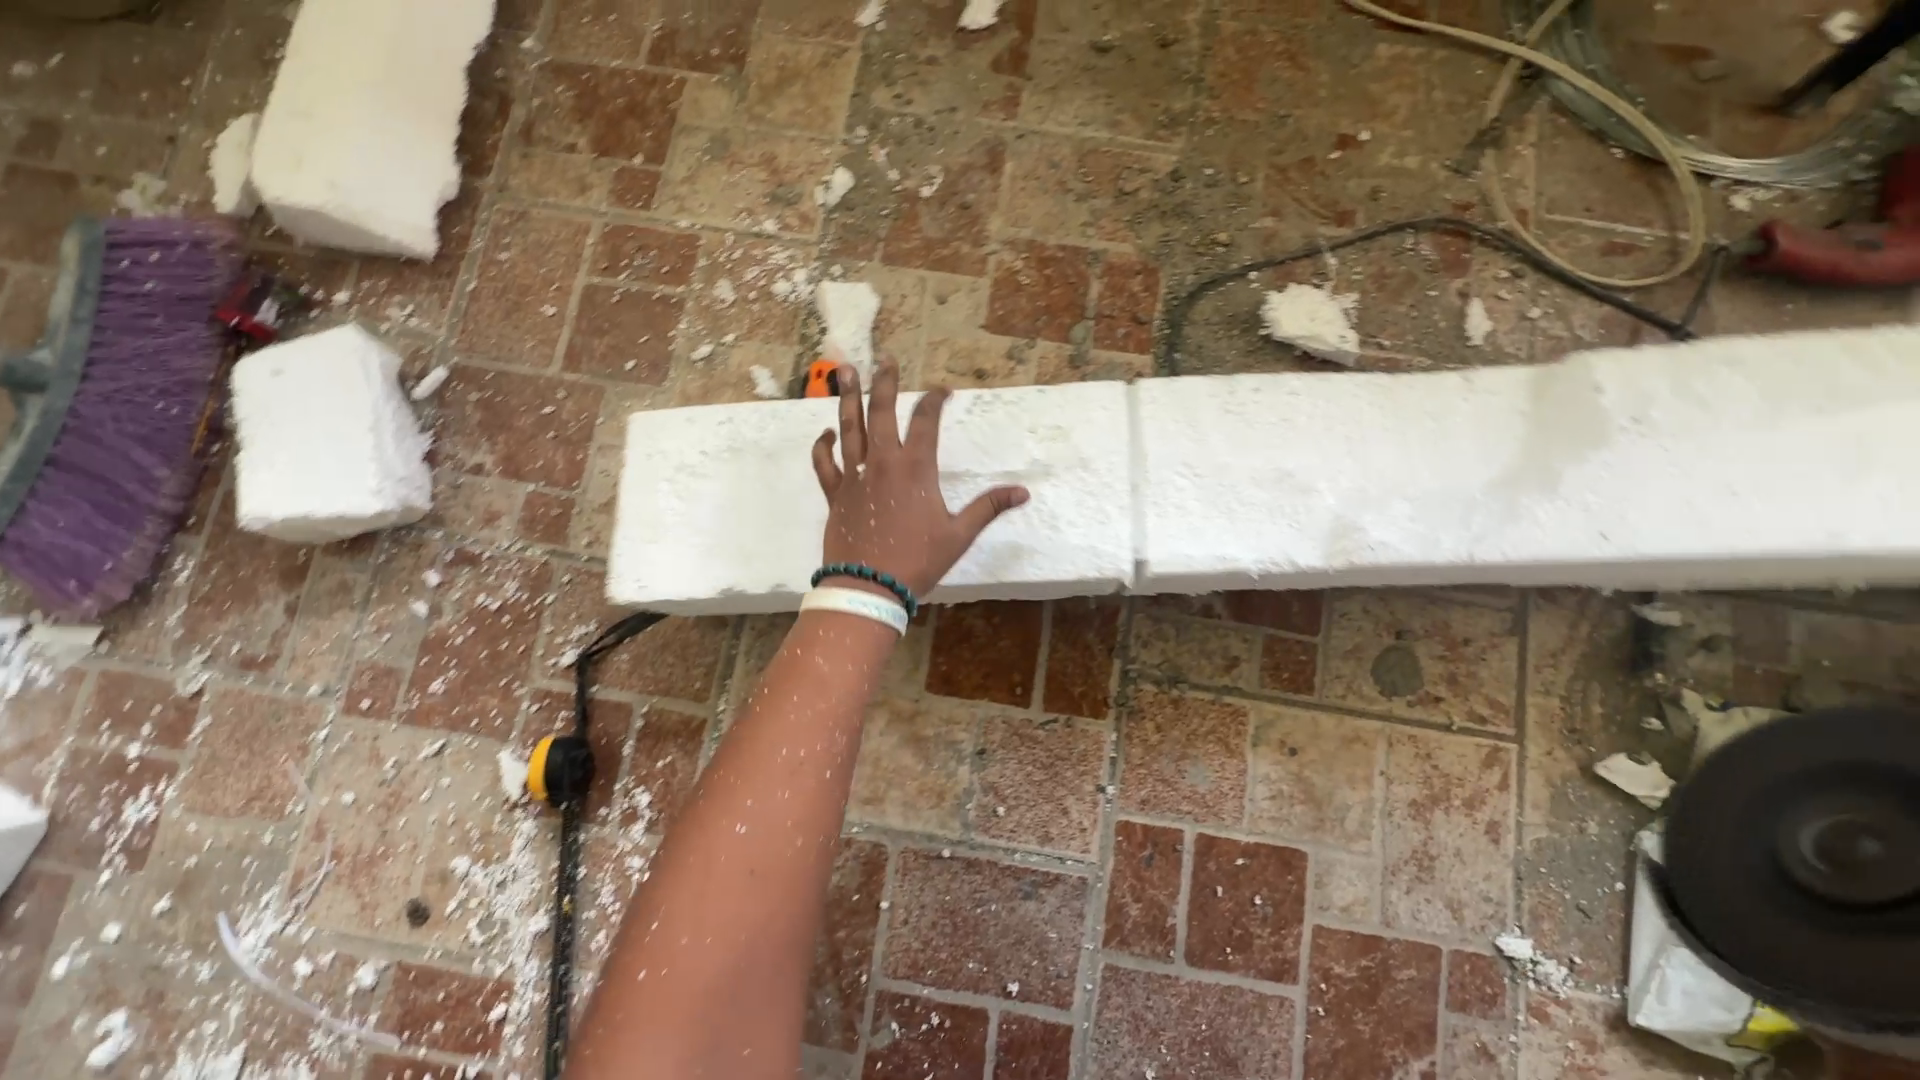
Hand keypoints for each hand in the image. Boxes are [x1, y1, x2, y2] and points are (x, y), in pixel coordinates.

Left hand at [810, 361, 1028, 597]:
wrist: (869, 587)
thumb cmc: (917, 561)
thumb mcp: (958, 536)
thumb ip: (987, 508)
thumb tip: (1022, 492)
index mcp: (916, 469)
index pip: (926, 421)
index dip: (935, 400)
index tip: (943, 391)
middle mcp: (883, 463)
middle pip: (882, 412)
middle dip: (885, 382)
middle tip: (885, 360)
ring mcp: (855, 477)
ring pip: (849, 427)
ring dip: (846, 397)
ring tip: (844, 371)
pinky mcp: (835, 494)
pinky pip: (825, 463)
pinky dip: (824, 445)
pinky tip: (827, 432)